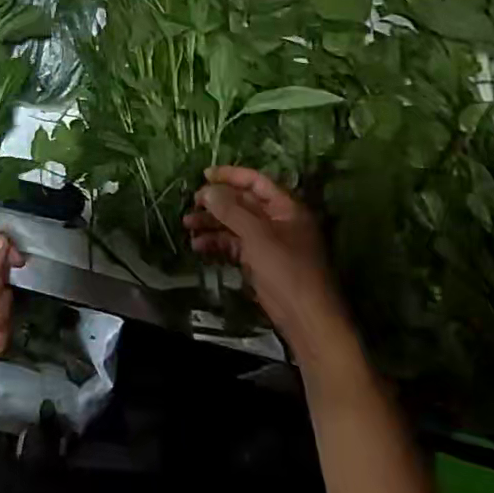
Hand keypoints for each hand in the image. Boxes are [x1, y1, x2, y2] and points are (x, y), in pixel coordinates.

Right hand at [185, 166, 349, 350]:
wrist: (305, 317)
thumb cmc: (287, 269)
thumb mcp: (257, 235)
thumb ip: (230, 210)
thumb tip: (207, 190)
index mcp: (286, 208)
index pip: (256, 182)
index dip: (230, 175)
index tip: (204, 175)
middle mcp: (276, 221)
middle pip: (241, 203)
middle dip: (215, 203)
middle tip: (192, 204)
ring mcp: (267, 241)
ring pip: (233, 224)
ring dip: (211, 223)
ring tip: (188, 226)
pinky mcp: (257, 261)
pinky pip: (233, 244)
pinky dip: (216, 243)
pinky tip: (199, 247)